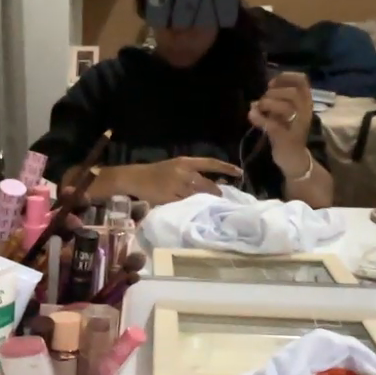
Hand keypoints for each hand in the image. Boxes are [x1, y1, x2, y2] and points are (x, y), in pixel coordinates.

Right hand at [103, 157, 239, 205]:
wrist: (135, 178)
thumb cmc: (157, 173)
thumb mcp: (176, 167)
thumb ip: (193, 174)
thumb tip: (216, 184)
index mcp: (185, 162)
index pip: (210, 163)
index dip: (226, 168)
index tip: (240, 173)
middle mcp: (183, 173)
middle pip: (207, 185)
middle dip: (217, 193)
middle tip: (223, 200)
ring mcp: (176, 186)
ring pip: (198, 196)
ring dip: (207, 203)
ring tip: (213, 208)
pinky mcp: (169, 199)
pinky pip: (185, 205)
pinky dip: (193, 209)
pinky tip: (197, 213)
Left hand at [249, 72, 314, 159]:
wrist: (293, 160)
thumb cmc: (286, 133)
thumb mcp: (281, 114)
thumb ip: (271, 104)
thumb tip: (255, 100)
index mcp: (306, 103)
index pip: (303, 81)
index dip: (285, 77)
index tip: (271, 83)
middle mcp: (305, 113)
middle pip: (293, 93)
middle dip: (274, 93)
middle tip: (263, 101)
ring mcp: (298, 126)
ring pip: (285, 107)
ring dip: (267, 104)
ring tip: (259, 108)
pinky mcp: (287, 139)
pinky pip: (272, 125)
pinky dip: (258, 118)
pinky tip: (251, 115)